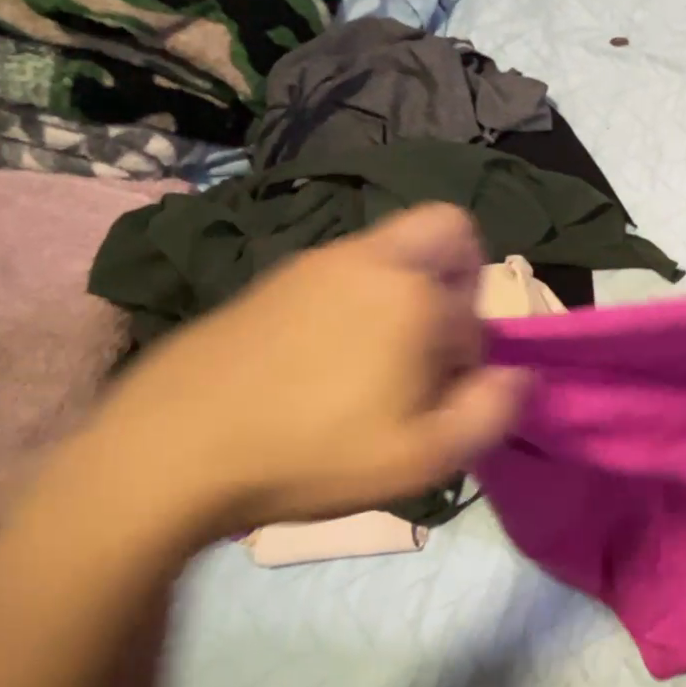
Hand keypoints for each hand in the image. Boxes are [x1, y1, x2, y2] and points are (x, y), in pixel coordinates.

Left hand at [55, 204, 528, 542]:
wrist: (166, 454)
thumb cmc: (313, 454)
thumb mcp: (426, 456)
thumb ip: (494, 409)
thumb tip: (519, 374)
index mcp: (415, 294)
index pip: (480, 308)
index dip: (475, 354)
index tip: (445, 392)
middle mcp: (370, 259)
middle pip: (446, 230)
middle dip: (459, 279)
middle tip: (432, 344)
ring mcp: (312, 264)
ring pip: (391, 254)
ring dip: (404, 294)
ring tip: (370, 367)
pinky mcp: (268, 281)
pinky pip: (341, 273)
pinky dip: (355, 302)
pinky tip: (320, 364)